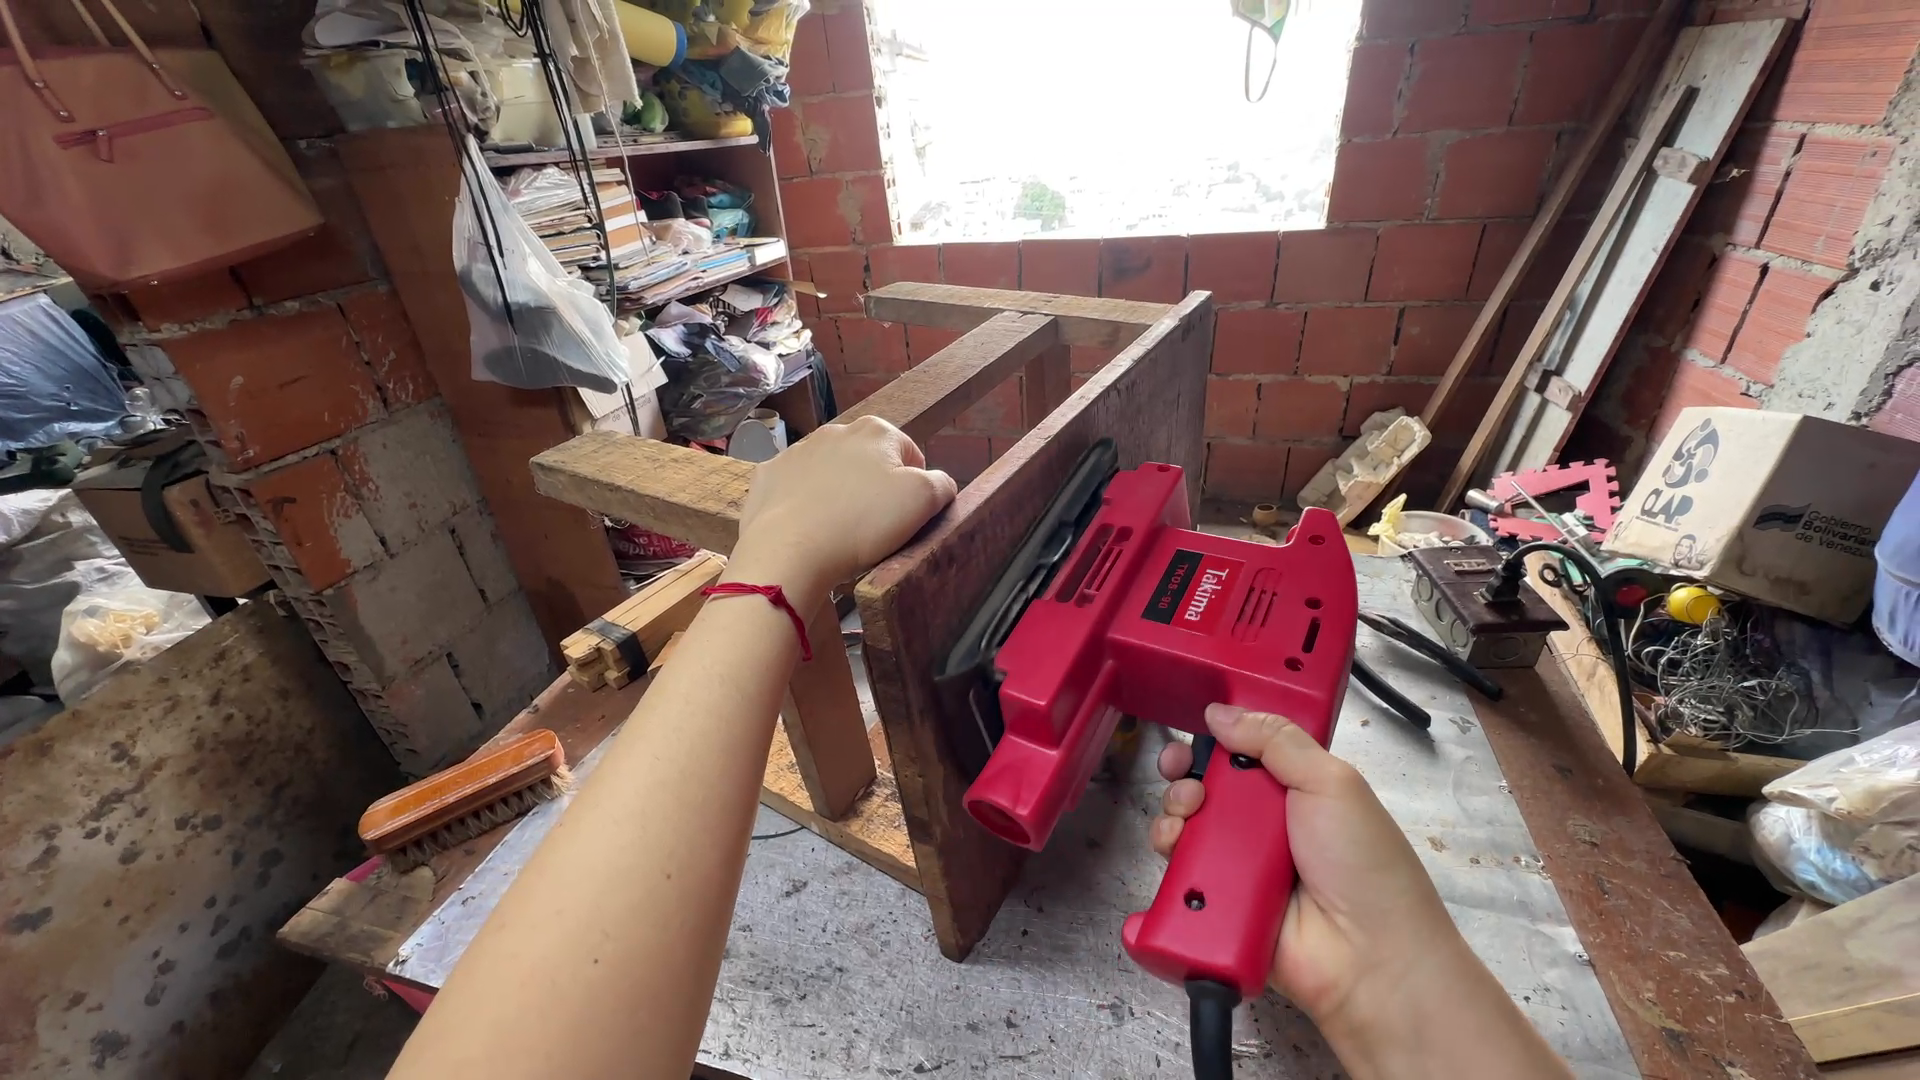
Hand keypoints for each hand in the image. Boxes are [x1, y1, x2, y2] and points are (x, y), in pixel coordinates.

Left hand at [730, 416, 956, 598]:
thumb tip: (938, 483)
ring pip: (831, 471)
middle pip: (868, 460)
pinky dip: (805, 502)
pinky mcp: (768, 476)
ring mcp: (796, 451)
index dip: (915, 488)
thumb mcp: (923, 501)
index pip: (911, 454)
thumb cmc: (863, 522)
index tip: (905, 517)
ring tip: (840, 530)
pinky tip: (808, 527)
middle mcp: (835, 431)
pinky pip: (796, 487)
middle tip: (874, 526)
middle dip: (874, 487)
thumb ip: (941, 484)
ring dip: (840, 493)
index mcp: (876, 431)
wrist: (789, 550)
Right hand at [1151, 705, 1461, 1033]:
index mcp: (1292, 788)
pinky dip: (1170, 853)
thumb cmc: (1361, 862)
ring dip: (1175, 809)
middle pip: (1203, 782)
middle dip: (1182, 770)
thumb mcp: (1331, 782)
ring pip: (1184, 822)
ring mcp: (1236, 862)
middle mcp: (1259, 822)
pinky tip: (1177, 847)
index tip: (1194, 732)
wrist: (1369, 960)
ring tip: (1187, 816)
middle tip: (1178, 770)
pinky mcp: (1216, 899)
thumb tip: (1219, 712)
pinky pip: (1179, 868)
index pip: (1241, 751)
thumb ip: (1276, 740)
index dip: (1213, 738)